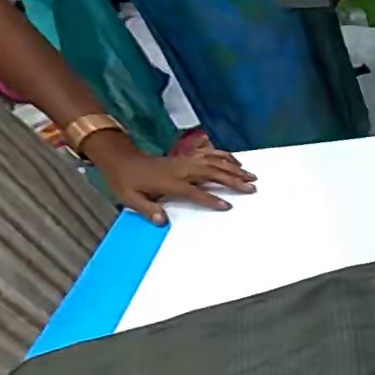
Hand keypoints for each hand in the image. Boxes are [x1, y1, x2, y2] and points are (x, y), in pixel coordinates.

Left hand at [88, 135, 256, 223]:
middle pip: (213, 173)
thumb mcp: (130, 199)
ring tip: (251, 175)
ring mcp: (186, 161)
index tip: (228, 206)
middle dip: (234, 180)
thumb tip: (162, 222)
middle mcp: (181, 169)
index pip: (195, 191)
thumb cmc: (127, 182)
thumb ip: (148, 210)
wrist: (122, 160)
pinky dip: (225, 156)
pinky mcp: (188, 157)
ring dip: (235, 168)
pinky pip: (210, 153)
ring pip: (215, 162)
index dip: (211, 199)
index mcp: (169, 182)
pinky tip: (236, 162)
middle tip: (251, 187)